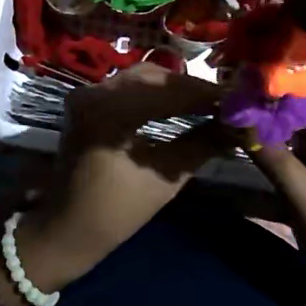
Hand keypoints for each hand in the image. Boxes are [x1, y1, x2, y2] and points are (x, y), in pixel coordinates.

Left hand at [44, 64, 224, 248]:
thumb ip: (201, 144)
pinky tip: (180, 103)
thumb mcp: (165, 177)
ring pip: (141, 78)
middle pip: (154, 77)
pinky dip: (155, 93)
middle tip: (225, 100)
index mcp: (109, 112)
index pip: (168, 91)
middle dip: (191, 88)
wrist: (66, 228)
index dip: (206, 95)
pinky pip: (128, 87)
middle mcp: (94, 92)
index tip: (239, 99)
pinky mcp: (86, 101)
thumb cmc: (115, 212)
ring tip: (207, 102)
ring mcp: (86, 94)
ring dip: (174, 88)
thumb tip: (238, 125)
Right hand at [248, 100, 305, 290]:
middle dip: (277, 115)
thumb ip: (278, 162)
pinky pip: (304, 147)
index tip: (246, 104)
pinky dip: (281, 145)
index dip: (284, 105)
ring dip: (276, 128)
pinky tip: (256, 141)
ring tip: (242, 123)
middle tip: (239, 112)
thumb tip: (243, 123)